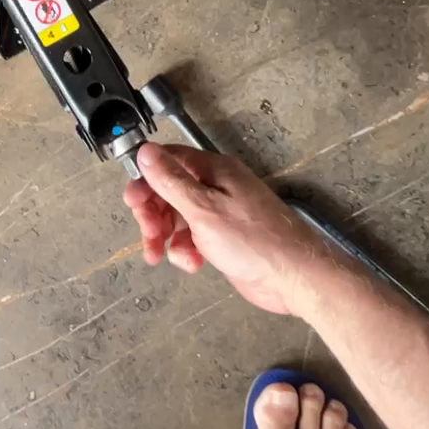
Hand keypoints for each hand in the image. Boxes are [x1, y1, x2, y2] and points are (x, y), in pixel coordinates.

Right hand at [122, 143, 343, 314]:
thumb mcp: (204, 209)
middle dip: (152, 213)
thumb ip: (171, 181)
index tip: (133, 203)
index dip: (146, 179)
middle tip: (148, 234)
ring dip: (165, 236)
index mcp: (213, 170)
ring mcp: (220, 213)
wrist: (295, 278)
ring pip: (177, 217)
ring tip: (160, 255)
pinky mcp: (223, 238)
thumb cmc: (253, 240)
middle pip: (168, 191)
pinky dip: (185, 250)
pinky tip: (191, 264)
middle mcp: (216, 187)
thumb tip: (146, 150)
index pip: (168, 161)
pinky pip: (192, 238)